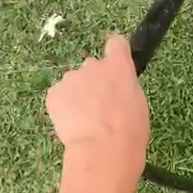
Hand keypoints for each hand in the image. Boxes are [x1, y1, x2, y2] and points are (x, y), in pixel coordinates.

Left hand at [46, 34, 149, 187]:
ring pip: (74, 84)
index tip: (115, 65)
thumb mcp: (138, 103)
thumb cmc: (129, 131)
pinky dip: (63, 108)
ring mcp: (71, 78)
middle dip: (94, 83)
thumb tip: (115, 86)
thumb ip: (125, 86)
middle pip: (93, 67)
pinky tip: (73, 125)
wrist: (103, 150)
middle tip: (100, 109)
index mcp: (119, 66)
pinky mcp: (54, 93)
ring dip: (78, 97)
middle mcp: (93, 65)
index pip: (116, 43)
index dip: (115, 53)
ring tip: (85, 122)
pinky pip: (59, 97)